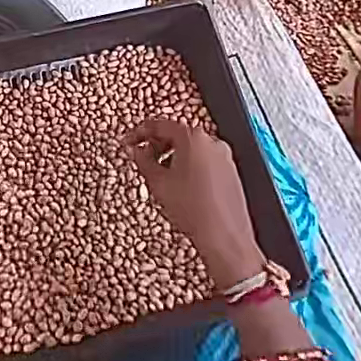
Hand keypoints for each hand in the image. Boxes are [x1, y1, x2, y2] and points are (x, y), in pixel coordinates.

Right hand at [121, 119, 262, 288]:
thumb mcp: (157, 182)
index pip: (159, 124)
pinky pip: (204, 160)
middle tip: (142, 159)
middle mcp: (211, 142)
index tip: (129, 141)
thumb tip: (136, 151)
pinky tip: (180, 186)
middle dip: (156, 145)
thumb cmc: (194, 210)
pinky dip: (188, 166)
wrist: (224, 236)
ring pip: (191, 148)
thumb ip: (142, 160)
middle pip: (177, 134)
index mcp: (192, 138)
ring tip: (160, 177)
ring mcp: (224, 156)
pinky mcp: (230, 171)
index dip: (139, 132)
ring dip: (172, 157)